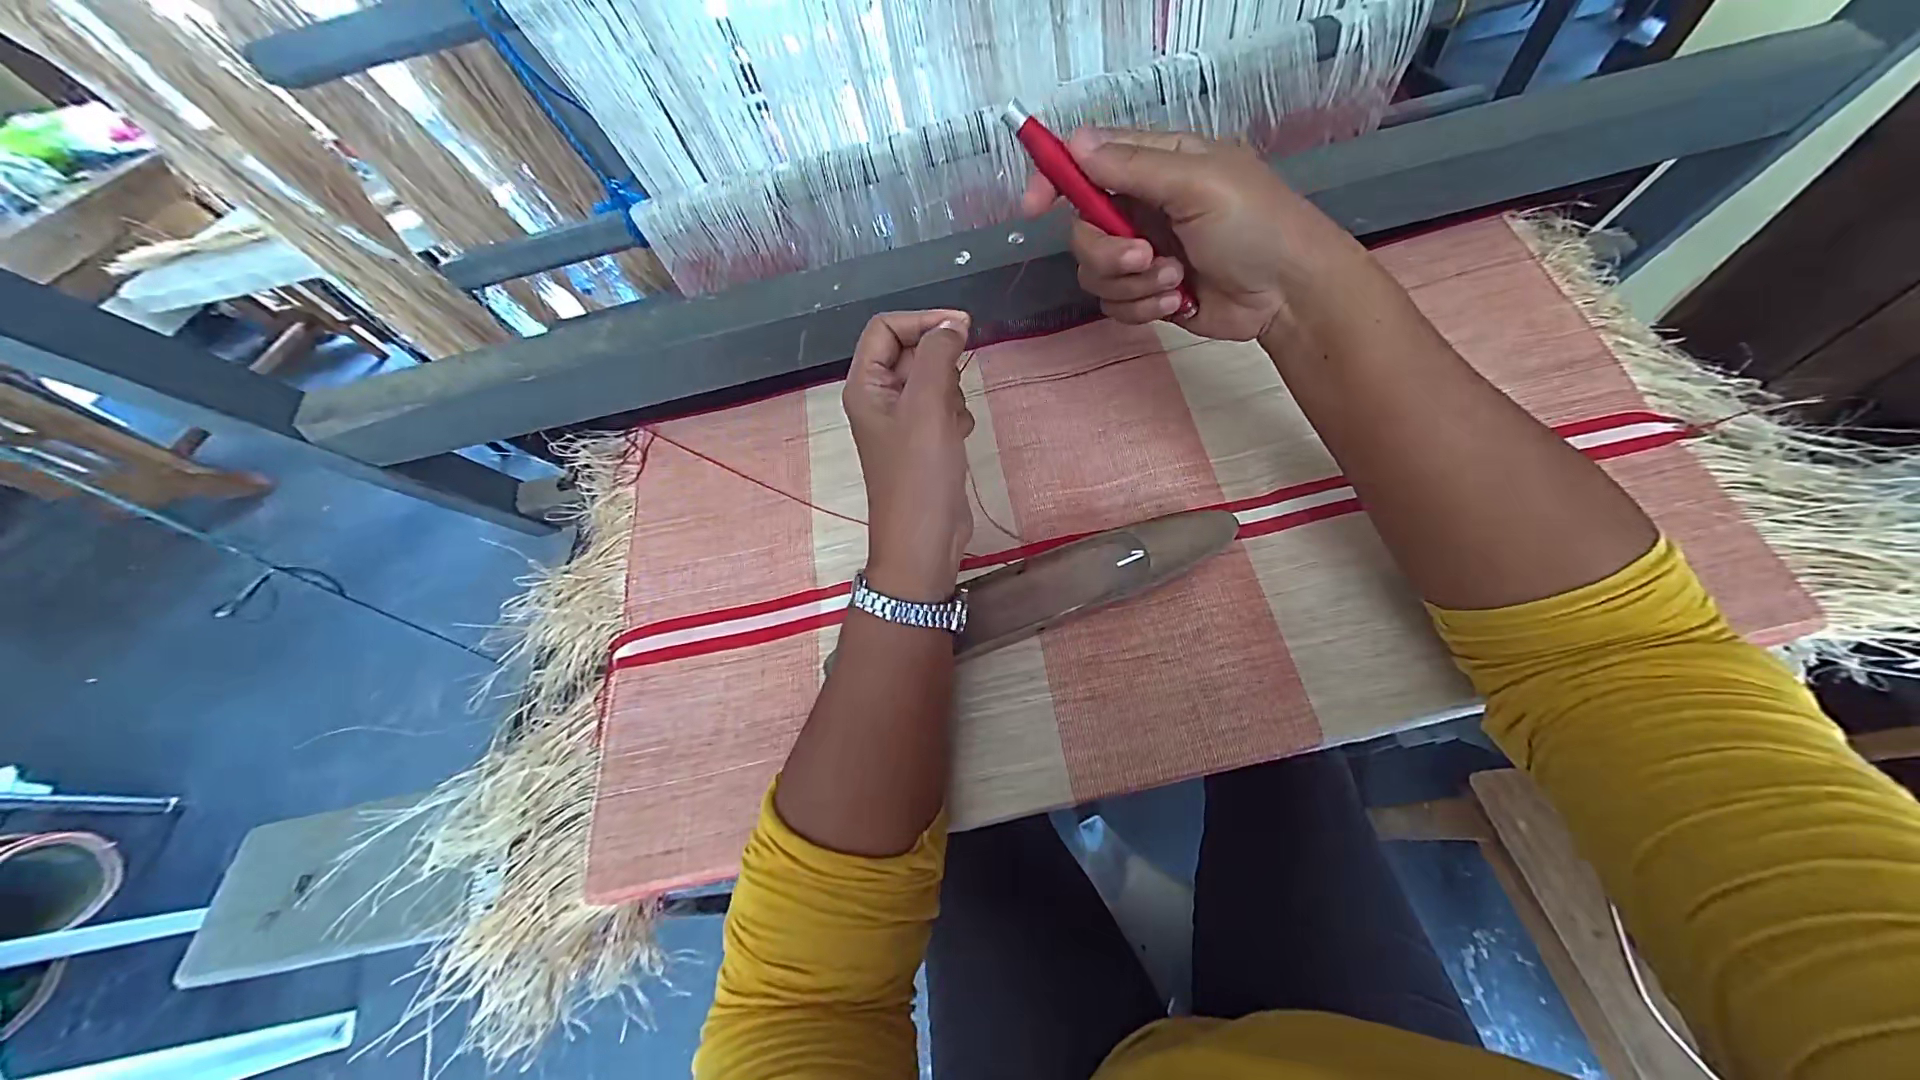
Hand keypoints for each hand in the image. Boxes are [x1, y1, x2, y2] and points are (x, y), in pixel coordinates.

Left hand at [842, 310, 975, 602]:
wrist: (925, 540)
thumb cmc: (919, 475)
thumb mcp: (928, 406)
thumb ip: (938, 355)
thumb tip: (953, 323)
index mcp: (865, 386)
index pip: (886, 328)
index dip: (923, 321)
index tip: (963, 329)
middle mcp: (879, 400)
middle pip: (912, 353)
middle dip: (941, 365)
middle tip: (955, 389)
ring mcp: (901, 423)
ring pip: (933, 381)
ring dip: (952, 392)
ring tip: (953, 421)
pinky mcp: (923, 442)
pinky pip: (943, 408)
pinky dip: (955, 415)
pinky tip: (959, 436)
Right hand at [1020, 128, 1370, 343]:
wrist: (1286, 294)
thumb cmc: (1256, 226)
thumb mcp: (1199, 183)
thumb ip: (1134, 166)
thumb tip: (1077, 145)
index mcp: (1155, 167)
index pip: (1087, 164)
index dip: (1055, 181)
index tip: (1035, 207)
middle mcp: (1141, 209)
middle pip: (1083, 231)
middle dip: (1108, 252)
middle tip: (1144, 257)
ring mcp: (1143, 254)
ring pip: (1095, 274)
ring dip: (1132, 285)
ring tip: (1174, 282)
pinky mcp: (1147, 294)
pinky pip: (1114, 304)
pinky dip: (1141, 308)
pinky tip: (1175, 304)